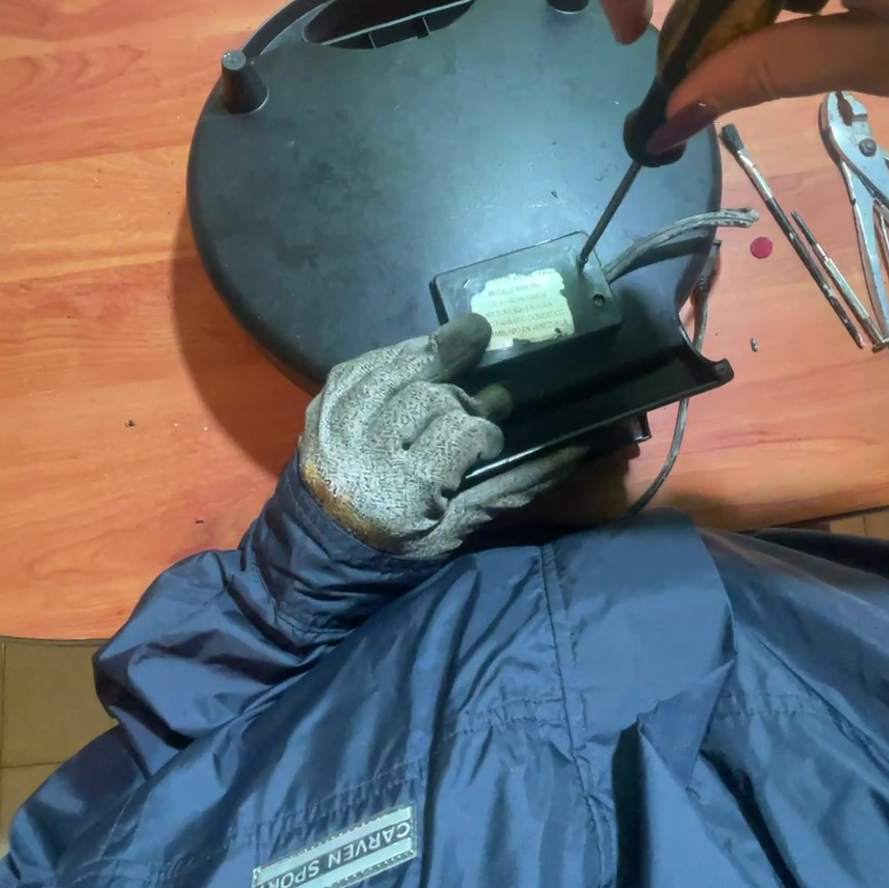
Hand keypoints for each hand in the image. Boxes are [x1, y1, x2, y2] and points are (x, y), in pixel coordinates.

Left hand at [299, 315, 584, 558]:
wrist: (321, 550)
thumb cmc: (398, 546)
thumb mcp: (455, 528)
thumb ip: (508, 487)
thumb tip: (570, 450)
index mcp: (401, 491)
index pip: (458, 433)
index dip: (486, 428)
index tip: (496, 432)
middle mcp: (364, 453)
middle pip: (427, 397)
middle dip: (463, 394)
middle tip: (490, 395)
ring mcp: (335, 426)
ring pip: (394, 370)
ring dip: (434, 350)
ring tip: (467, 337)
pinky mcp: (318, 409)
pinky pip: (360, 365)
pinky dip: (393, 352)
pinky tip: (420, 348)